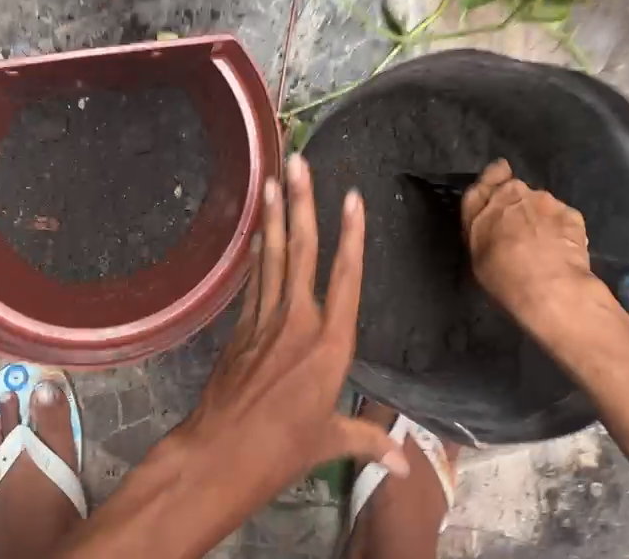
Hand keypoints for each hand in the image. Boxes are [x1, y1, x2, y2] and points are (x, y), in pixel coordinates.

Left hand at [174, 155, 407, 511]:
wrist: (221, 453)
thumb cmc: (285, 450)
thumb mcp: (332, 443)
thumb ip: (369, 442)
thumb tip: (407, 467)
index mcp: (330, 344)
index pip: (346, 277)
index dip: (352, 234)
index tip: (352, 196)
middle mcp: (299, 320)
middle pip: (303, 250)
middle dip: (302, 203)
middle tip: (300, 162)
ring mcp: (265, 319)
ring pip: (274, 257)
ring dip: (274, 215)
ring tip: (273, 178)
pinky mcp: (241, 327)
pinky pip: (254, 281)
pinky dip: (257, 254)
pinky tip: (257, 232)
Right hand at [461, 159, 608, 326]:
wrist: (548, 288)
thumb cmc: (501, 274)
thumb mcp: (476, 251)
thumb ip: (482, 225)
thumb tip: (491, 221)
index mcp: (486, 199)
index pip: (492, 173)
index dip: (497, 178)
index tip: (502, 187)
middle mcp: (516, 192)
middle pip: (518, 191)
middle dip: (520, 205)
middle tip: (522, 232)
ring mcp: (547, 201)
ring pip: (543, 205)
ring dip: (542, 219)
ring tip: (546, 247)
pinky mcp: (573, 214)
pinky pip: (565, 219)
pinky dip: (564, 231)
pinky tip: (564, 252)